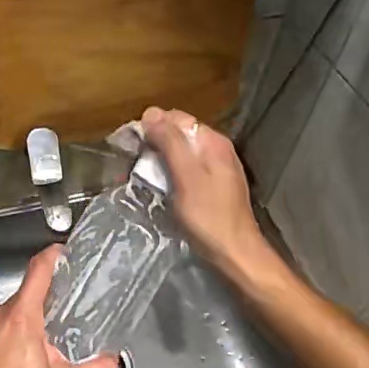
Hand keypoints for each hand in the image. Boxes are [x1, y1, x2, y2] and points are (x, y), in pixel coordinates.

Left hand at [0, 245, 120, 367]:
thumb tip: (113, 362)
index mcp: (21, 317)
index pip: (38, 271)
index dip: (53, 256)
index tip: (62, 253)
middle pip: (26, 297)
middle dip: (46, 306)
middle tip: (66, 320)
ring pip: (10, 318)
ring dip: (28, 328)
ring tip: (45, 353)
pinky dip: (10, 343)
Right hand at [140, 107, 272, 274]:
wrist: (236, 254)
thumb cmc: (208, 216)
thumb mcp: (186, 176)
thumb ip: (170, 142)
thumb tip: (150, 112)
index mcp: (212, 141)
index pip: (176, 118)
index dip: (152, 127)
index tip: (132, 144)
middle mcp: (216, 149)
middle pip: (179, 134)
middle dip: (155, 144)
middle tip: (133, 163)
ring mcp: (216, 168)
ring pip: (181, 153)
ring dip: (160, 160)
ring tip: (140, 175)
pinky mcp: (212, 186)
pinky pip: (186, 169)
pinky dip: (170, 173)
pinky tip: (160, 186)